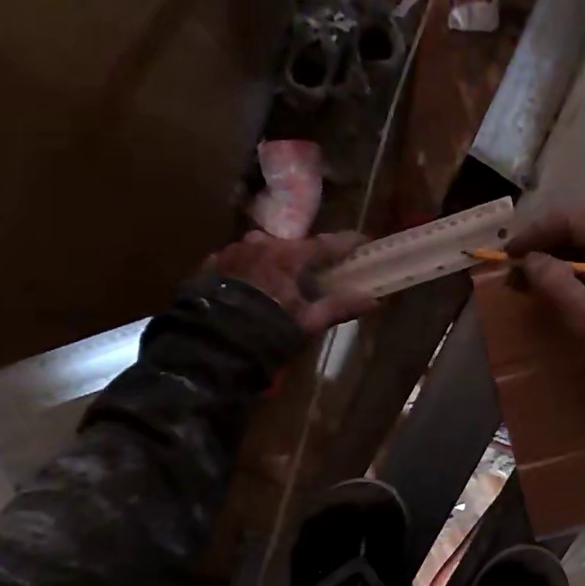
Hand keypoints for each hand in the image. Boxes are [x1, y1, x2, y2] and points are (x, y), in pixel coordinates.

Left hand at [205, 231, 378, 334]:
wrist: (212, 343)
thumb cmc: (268, 330)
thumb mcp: (308, 323)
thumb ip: (340, 307)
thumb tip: (374, 300)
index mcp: (288, 255)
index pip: (325, 243)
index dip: (346, 243)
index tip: (363, 242)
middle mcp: (260, 243)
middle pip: (291, 247)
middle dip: (303, 259)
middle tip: (312, 275)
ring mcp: (232, 251)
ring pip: (262, 252)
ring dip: (272, 264)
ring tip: (275, 286)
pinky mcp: (210, 264)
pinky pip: (238, 262)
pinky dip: (248, 272)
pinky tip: (248, 291)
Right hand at [505, 210, 584, 353]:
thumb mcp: (581, 312)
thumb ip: (553, 281)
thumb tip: (529, 259)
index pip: (571, 220)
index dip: (537, 232)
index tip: (511, 251)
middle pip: (576, 229)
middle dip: (542, 244)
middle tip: (515, 264)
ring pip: (582, 244)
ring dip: (552, 256)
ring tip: (526, 278)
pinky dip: (566, 267)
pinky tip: (549, 284)